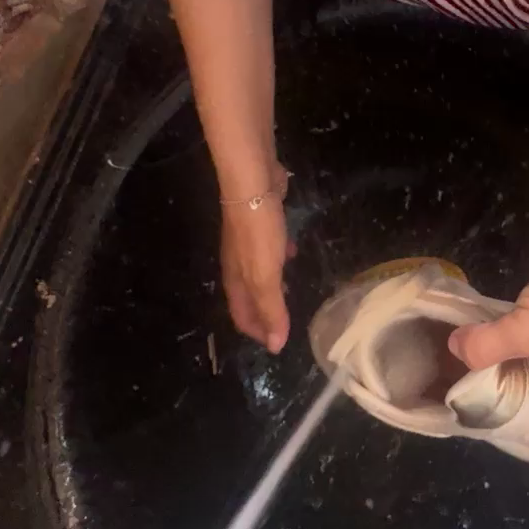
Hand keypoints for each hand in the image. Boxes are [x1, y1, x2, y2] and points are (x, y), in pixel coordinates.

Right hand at [219, 164, 293, 352]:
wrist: (252, 182)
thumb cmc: (259, 231)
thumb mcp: (266, 275)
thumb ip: (271, 308)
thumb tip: (275, 346)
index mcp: (236, 280)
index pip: (242, 316)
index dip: (257, 331)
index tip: (277, 343)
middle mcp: (237, 263)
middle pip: (249, 295)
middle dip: (265, 310)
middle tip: (287, 319)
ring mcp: (248, 241)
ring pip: (258, 271)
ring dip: (273, 284)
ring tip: (292, 289)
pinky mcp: (260, 222)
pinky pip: (268, 247)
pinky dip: (279, 256)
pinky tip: (292, 250)